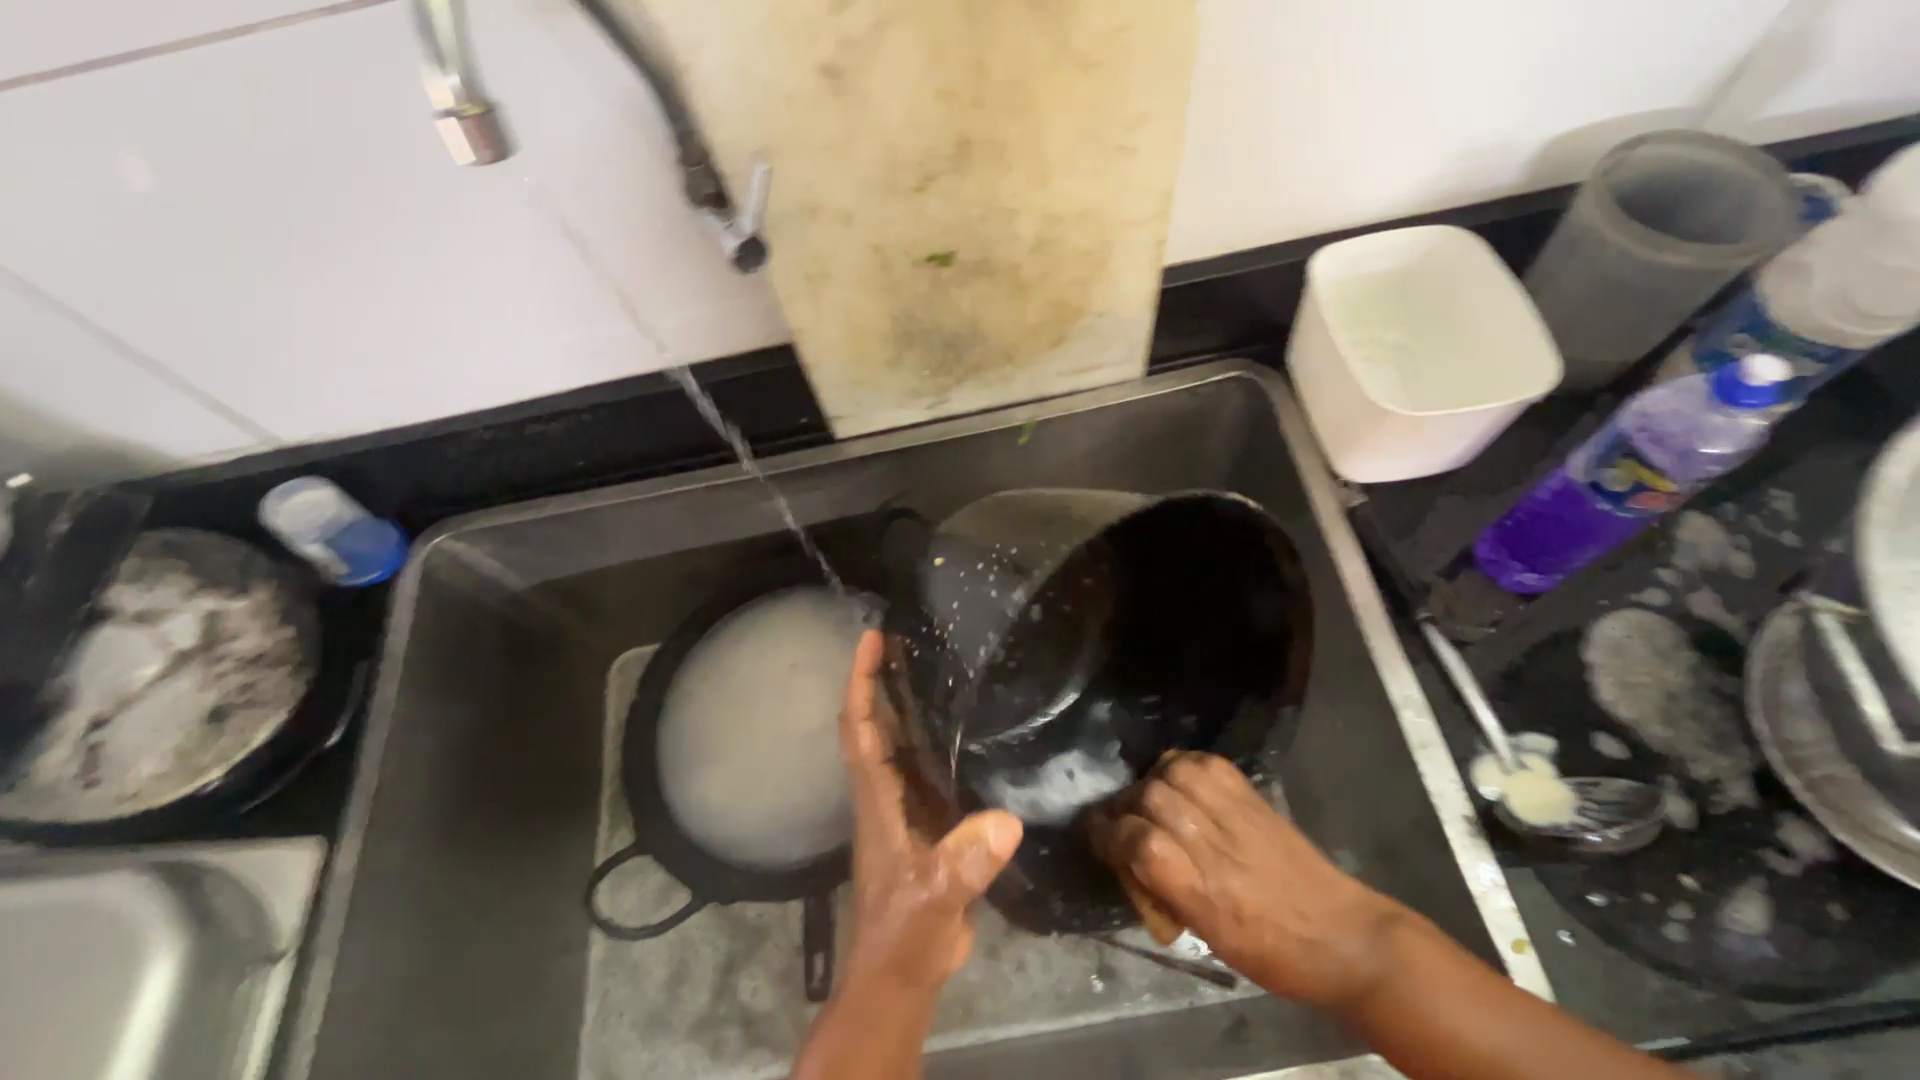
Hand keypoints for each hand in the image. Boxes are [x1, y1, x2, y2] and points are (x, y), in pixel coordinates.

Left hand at [839, 630, 1022, 997]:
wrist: (899, 977)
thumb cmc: (905, 936)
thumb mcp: (935, 901)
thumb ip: (963, 865)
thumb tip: (1006, 821)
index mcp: (877, 802)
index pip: (859, 730)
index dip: (861, 683)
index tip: (871, 639)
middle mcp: (884, 796)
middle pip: (872, 727)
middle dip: (878, 680)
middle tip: (904, 638)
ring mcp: (903, 811)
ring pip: (896, 746)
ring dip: (902, 706)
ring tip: (932, 667)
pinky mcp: (925, 827)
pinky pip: (924, 770)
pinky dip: (931, 742)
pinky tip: (962, 730)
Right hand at [1089, 751, 1405, 1009]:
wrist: (1344, 937)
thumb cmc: (1273, 953)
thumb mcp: (1210, 937)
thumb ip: (1166, 893)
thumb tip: (1129, 858)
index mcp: (1204, 893)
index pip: (1141, 845)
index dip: (1108, 835)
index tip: (1094, 837)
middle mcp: (1217, 846)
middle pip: (1150, 799)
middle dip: (1123, 806)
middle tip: (1118, 821)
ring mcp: (1237, 813)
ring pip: (1174, 772)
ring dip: (1149, 782)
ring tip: (1146, 798)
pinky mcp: (1253, 796)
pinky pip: (1205, 763)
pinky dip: (1181, 766)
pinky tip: (1177, 781)